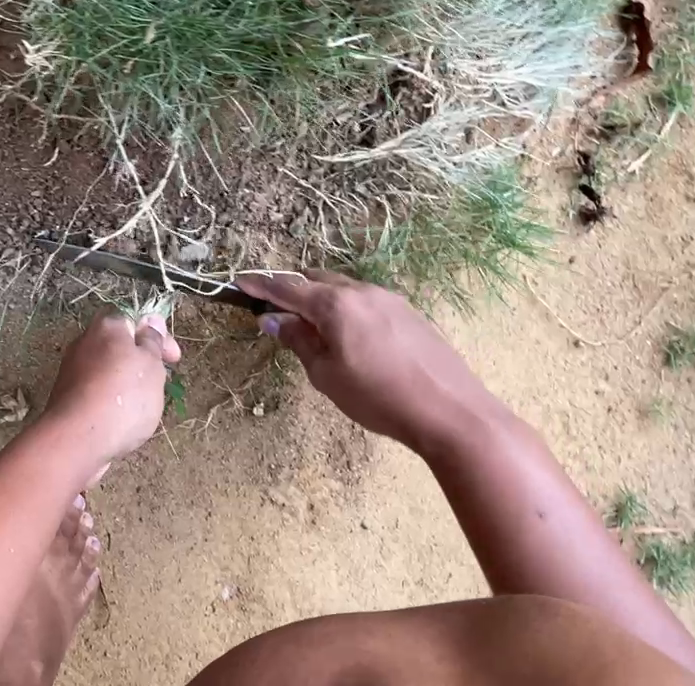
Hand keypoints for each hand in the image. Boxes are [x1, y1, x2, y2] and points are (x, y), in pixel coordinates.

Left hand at [40, 312, 181, 470]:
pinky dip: (112, 401)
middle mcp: (84, 342)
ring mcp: (72, 370)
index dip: (158, 335)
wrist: (77, 438)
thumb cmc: (123, 396)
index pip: (134, 318)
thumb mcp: (151, 364)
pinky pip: (97, 391)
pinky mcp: (68, 397)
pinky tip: (122, 420)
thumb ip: (152, 341)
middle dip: (143, 362)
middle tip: (159, 383)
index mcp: (106, 326)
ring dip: (128, 383)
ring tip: (143, 407)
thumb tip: (151, 322)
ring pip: (109, 370)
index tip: (174, 358)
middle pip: (120, 345)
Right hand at [235, 270, 502, 452]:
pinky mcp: (410, 314)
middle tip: (277, 311)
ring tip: (316, 330)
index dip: (260, 283)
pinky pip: (366, 301)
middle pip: (316, 280)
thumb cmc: (379, 397)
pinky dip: (347, 310)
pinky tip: (352, 339)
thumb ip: (298, 341)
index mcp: (335, 304)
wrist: (455, 414)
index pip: (286, 286)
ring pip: (343, 289)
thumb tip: (274, 319)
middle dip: (293, 290)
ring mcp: (390, 300)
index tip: (239, 281)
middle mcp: (361, 291)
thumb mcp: (326, 375)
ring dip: (322, 300)